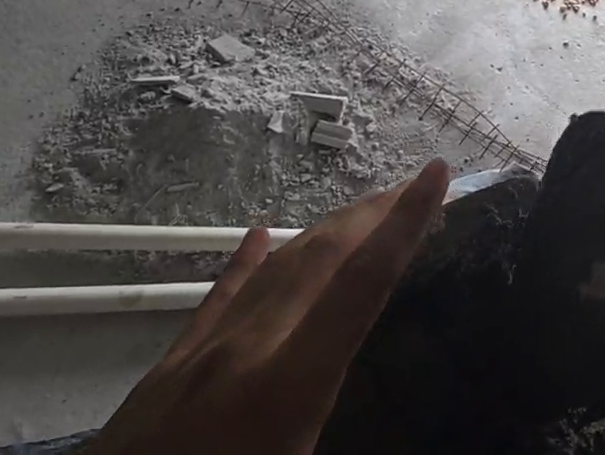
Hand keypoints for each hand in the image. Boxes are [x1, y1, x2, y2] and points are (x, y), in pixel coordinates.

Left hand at [88, 161, 450, 454]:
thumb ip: (339, 418)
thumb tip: (420, 447)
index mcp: (286, 387)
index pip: (363, 284)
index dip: (406, 224)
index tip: (438, 177)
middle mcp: (246, 353)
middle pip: (323, 257)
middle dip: (376, 212)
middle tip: (417, 184)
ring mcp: (200, 356)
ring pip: (277, 267)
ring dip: (330, 228)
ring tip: (368, 206)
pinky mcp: (165, 371)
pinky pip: (217, 299)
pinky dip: (248, 261)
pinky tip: (262, 234)